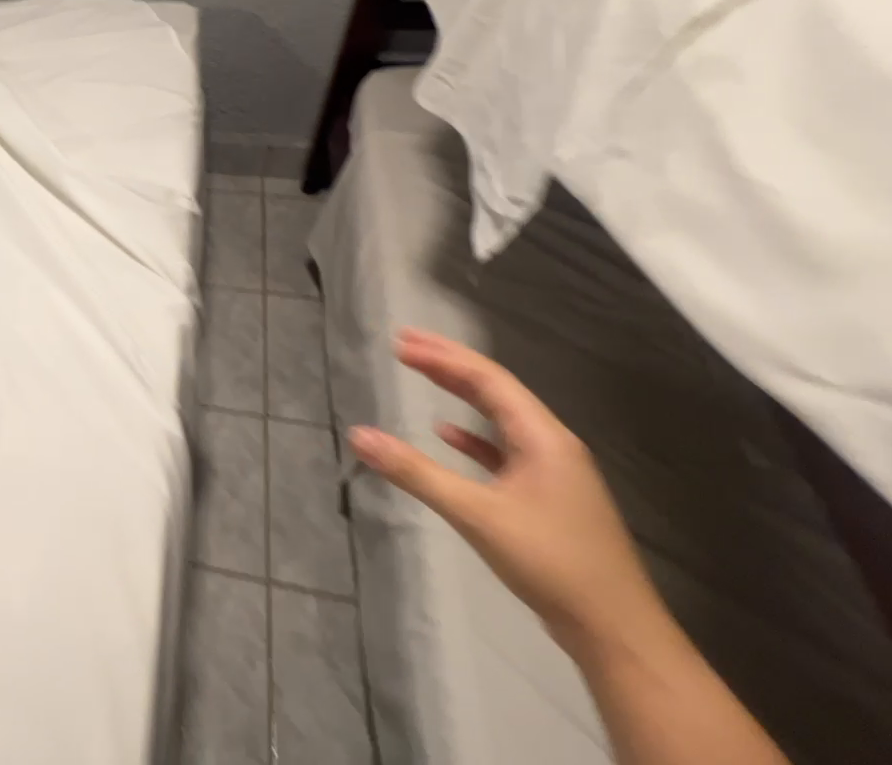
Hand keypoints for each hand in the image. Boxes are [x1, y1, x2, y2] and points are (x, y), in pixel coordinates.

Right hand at [347, 330, 662, 650]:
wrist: (613, 627)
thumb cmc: (549, 561)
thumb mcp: (475, 513)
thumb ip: (415, 472)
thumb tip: (358, 435)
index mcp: (543, 438)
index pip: (489, 381)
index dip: (444, 357)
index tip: (401, 343)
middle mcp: (552, 445)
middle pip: (496, 391)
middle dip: (450, 366)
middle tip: (405, 346)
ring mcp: (552, 471)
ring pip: (500, 418)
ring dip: (461, 395)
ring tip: (423, 375)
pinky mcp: (546, 496)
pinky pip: (504, 448)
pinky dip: (473, 436)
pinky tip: (448, 435)